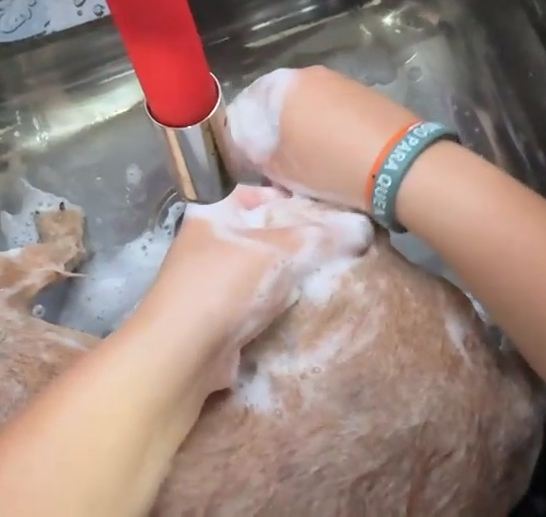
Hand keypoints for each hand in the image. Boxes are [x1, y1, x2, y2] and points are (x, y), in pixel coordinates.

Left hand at [130, 184, 372, 391]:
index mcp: (213, 210)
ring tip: (333, 269)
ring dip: (289, 272)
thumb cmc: (226, 283)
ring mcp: (210, 278)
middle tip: (340, 241)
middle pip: (262, 230)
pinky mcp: (218, 314)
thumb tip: (362, 227)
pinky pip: (256, 298)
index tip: (330, 208)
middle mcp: (208, 239)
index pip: (257, 192)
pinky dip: (278, 300)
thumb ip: (320, 238)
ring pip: (260, 266)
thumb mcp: (279, 252)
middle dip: (298, 237)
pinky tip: (306, 302)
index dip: (292, 197)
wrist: (182, 353)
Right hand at [217, 67, 419, 209]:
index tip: (249, 154)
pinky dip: (332, 127)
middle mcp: (311, 74)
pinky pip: (338, 110)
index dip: (246, 129)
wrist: (401, 165)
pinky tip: (340, 151)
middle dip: (278, 128)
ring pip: (312, 105)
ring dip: (306, 127)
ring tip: (312, 159)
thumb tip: (255, 151)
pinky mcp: (368, 94)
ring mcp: (343, 82)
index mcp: (283, 86)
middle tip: (279, 159)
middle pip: (282, 101)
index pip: (249, 102)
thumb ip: (260, 156)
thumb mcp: (282, 170)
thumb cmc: (330, 165)